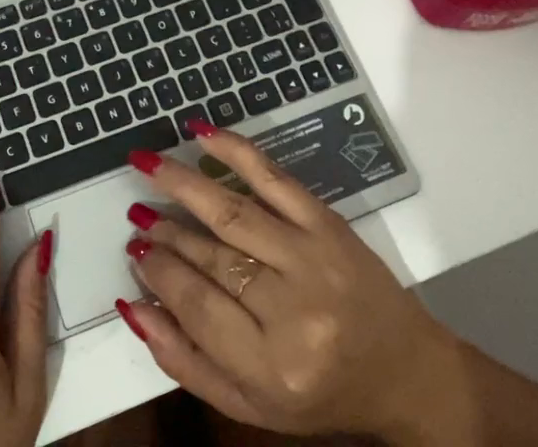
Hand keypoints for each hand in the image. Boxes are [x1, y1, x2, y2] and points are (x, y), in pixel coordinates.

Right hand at [117, 122, 468, 442]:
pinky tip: (202, 134)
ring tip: (146, 167)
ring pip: (233, 214)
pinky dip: (237, 152)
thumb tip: (131, 305)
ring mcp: (315, 258)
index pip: (195, 304)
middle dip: (165, 232)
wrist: (405, 372)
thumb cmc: (320, 394)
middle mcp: (295, 309)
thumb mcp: (248, 405)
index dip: (159, 273)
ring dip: (183, 184)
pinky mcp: (330, 225)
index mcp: (272, 366)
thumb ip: (183, 361)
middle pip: (211, 256)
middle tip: (137, 218)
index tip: (136, 254)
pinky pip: (276, 180)